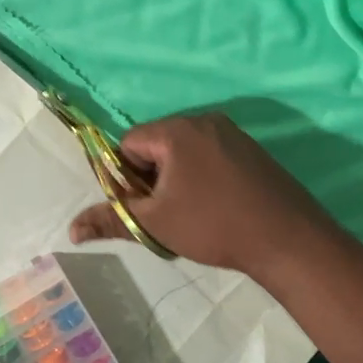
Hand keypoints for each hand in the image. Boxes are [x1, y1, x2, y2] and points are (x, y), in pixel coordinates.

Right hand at [68, 112, 338, 273]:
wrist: (291, 242)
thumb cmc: (215, 226)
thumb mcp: (155, 224)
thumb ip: (110, 219)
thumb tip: (71, 230)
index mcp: (175, 131)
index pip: (128, 144)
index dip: (128, 178)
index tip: (145, 205)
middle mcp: (203, 121)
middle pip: (156, 146)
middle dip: (153, 178)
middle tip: (168, 213)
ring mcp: (232, 134)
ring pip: (184, 152)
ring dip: (178, 179)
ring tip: (193, 214)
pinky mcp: (254, 150)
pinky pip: (211, 156)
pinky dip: (204, 178)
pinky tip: (218, 208)